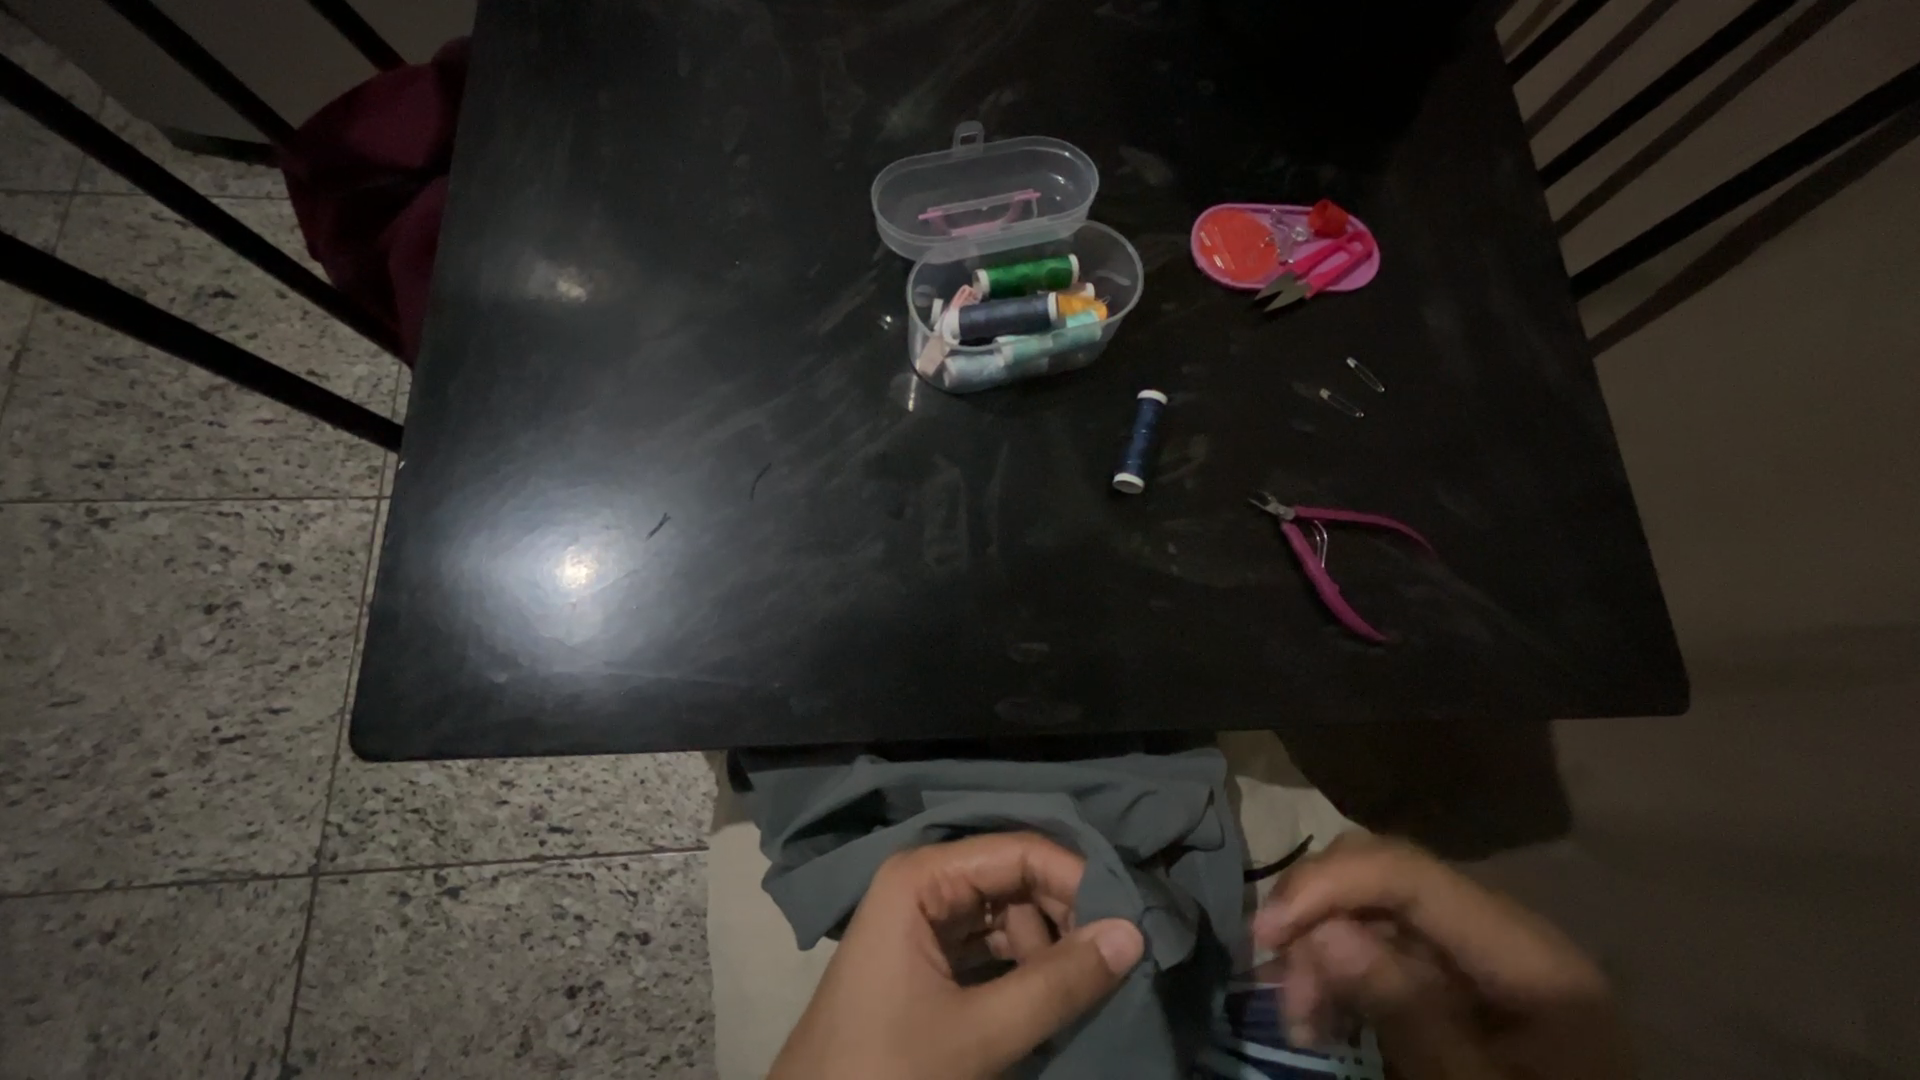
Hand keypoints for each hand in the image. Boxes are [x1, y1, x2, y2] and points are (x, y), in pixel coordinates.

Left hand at [770, 833, 1144, 1079]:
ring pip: (1007, 911)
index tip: (1130, 919)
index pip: (1020, 851)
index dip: (1078, 878)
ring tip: (1078, 989)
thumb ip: (1058, 984)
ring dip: (1047, 946)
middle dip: (1064, 915)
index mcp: (923, 875)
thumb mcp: (979, 1033)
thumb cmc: (887, 1068)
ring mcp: (924, 916)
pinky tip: (1050, 995)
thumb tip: (1133, 934)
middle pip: (1015, 877)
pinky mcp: (928, 954)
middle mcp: (924, 880)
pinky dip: (1024, 965)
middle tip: (1113, 959)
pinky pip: (990, 942)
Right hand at [1252, 834, 1630, 1079]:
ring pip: (1370, 907)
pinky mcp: (1457, 976)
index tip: (1265, 934)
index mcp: (1530, 954)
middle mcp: (1502, 930)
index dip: (1326, 884)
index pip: (1409, 873)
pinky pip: (1379, 945)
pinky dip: (1338, 971)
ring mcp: (1478, 951)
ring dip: (1318, 950)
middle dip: (1315, 917)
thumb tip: (1324, 931)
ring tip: (1298, 1021)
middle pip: (1382, 876)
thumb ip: (1410, 1016)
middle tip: (1277, 988)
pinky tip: (1321, 1017)